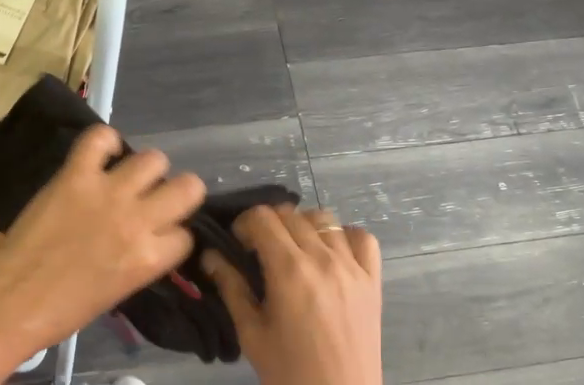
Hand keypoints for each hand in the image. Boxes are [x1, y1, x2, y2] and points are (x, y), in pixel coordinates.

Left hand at [0, 125, 205, 352]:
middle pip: (188, 187)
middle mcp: (137, 220)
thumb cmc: (65, 309)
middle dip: (178, 192)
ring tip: (127, 177)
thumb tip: (152, 236)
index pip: (186, 235)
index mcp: (148, 259)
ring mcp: (106, 192)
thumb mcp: (121, 289)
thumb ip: (141, 257)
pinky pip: (100, 138)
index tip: (162, 234)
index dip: (175, 233)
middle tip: (155, 199)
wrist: (13, 300)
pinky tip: (102, 154)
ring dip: (145, 169)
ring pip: (152, 158)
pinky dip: (105, 141)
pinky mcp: (76, 174)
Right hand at [203, 205, 382, 384]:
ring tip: (296, 250)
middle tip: (261, 250)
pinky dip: (346, 236)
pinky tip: (333, 254)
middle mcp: (322, 258)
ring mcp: (352, 267)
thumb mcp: (251, 334)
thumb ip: (231, 288)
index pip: (262, 217)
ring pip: (325, 218)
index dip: (245, 223)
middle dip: (270, 224)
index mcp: (289, 270)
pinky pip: (363, 238)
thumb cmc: (289, 373)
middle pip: (290, 214)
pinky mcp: (373, 281)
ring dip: (304, 226)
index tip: (239, 243)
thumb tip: (210, 256)